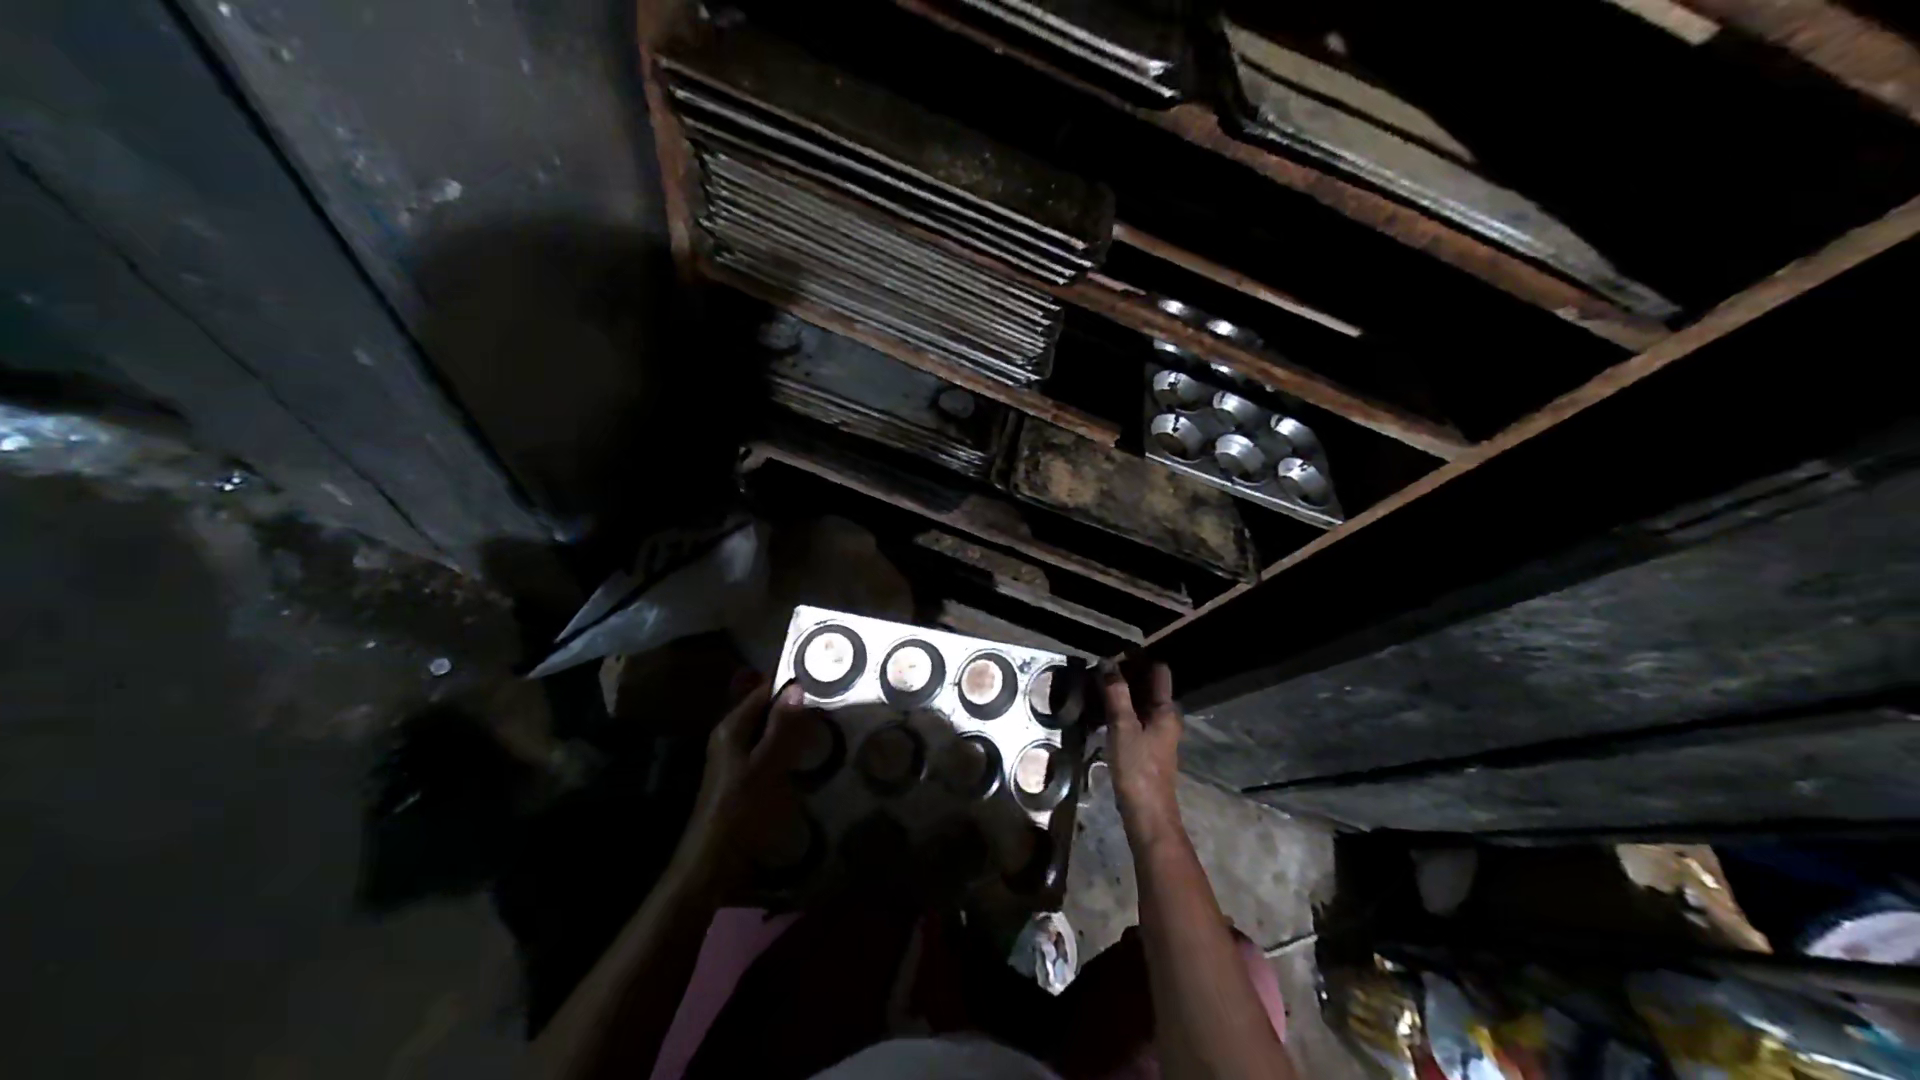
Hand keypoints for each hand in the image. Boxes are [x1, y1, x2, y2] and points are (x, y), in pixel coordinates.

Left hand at [670, 677, 814, 891]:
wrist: (714, 858)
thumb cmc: (740, 807)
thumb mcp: (766, 764)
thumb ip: (781, 726)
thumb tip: (797, 687)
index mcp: (731, 727)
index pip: (763, 692)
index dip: (790, 685)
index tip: (822, 679)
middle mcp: (729, 736)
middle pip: (765, 710)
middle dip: (794, 706)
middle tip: (830, 703)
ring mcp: (734, 756)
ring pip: (767, 731)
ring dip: (791, 728)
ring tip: (825, 724)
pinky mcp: (741, 775)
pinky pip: (766, 749)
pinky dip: (786, 747)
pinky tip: (806, 754)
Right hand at [1099, 661, 1184, 845]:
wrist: (1147, 814)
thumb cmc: (1137, 769)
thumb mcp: (1123, 727)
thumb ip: (1116, 694)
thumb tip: (1107, 663)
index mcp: (1165, 710)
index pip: (1157, 670)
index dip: (1138, 658)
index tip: (1112, 653)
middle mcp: (1165, 718)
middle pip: (1148, 685)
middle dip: (1125, 674)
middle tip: (1096, 669)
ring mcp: (1157, 734)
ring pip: (1139, 703)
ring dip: (1120, 693)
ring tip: (1093, 688)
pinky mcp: (1145, 748)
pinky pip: (1133, 719)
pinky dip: (1118, 711)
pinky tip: (1097, 714)